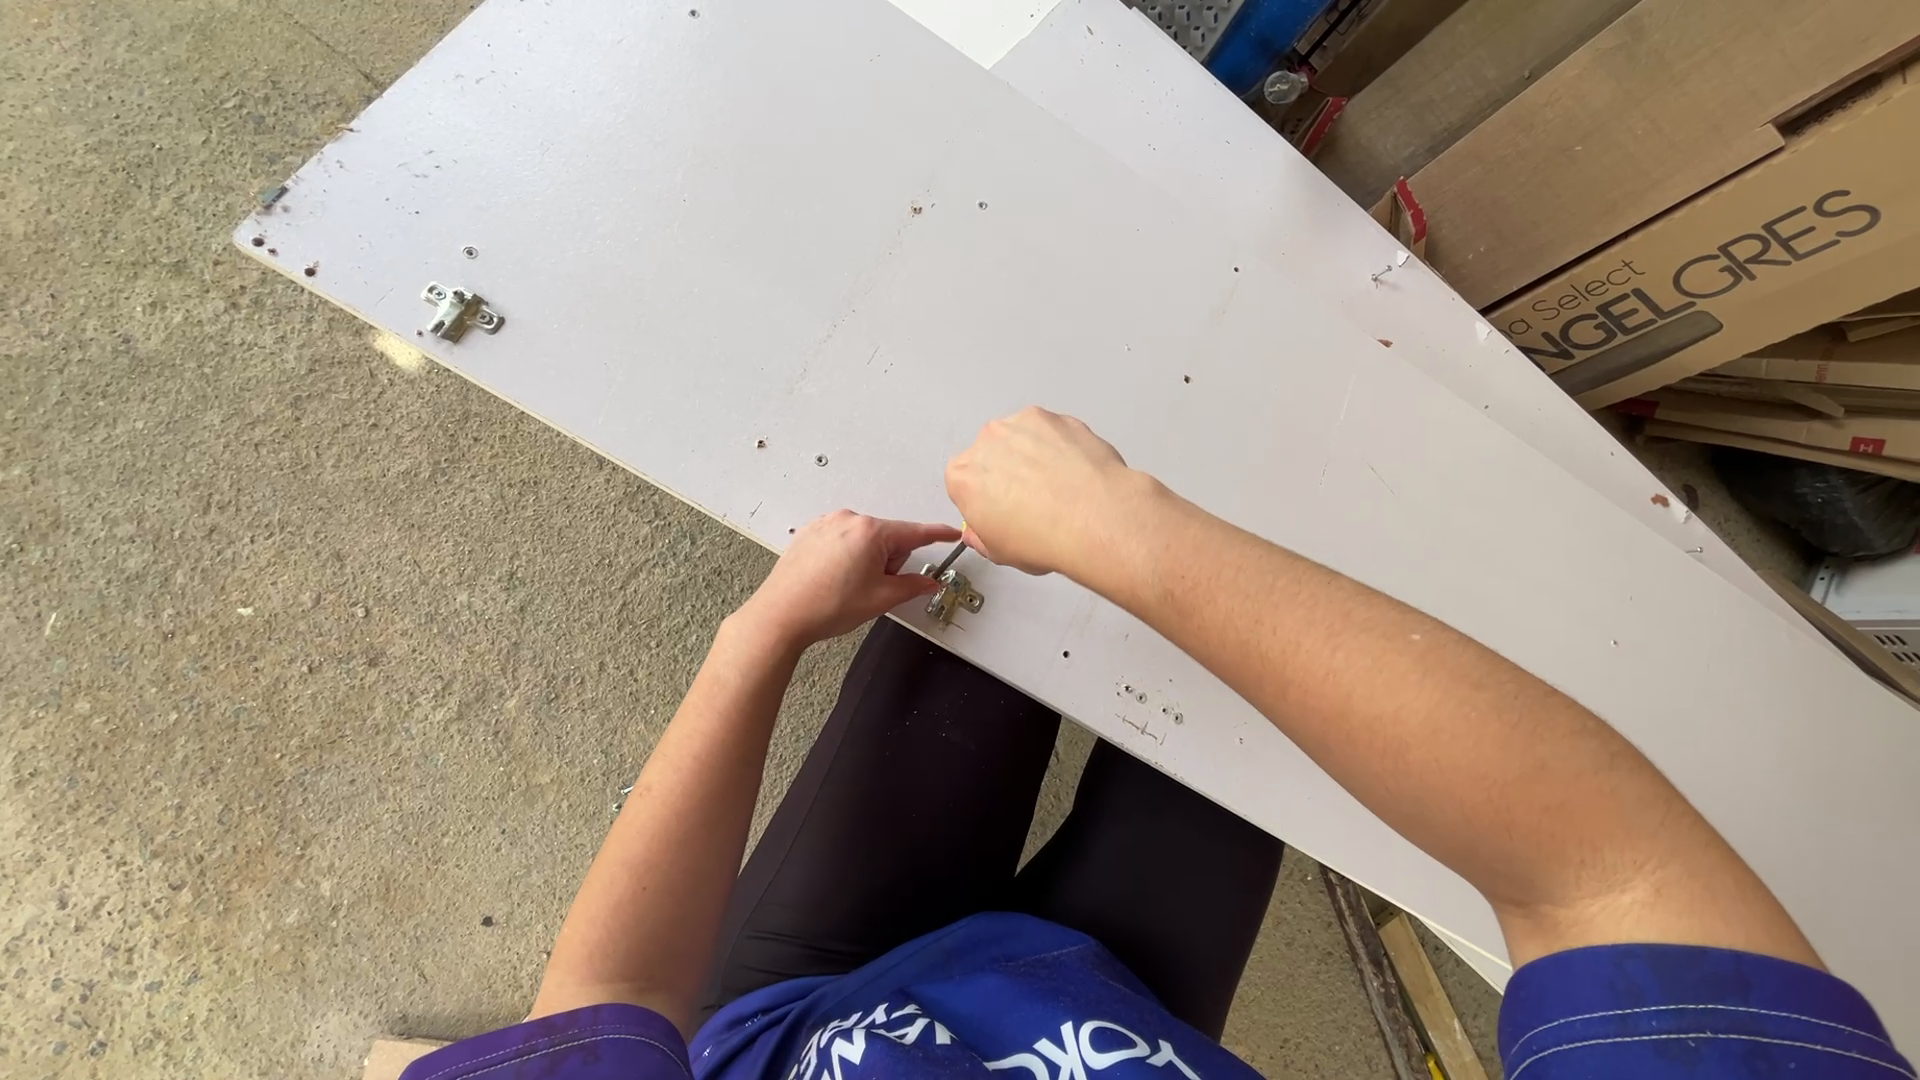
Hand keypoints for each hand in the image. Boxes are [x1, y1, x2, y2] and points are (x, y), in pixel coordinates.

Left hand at [736, 511, 960, 649]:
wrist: (781, 615)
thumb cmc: (822, 605)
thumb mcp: (880, 599)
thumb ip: (912, 586)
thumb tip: (926, 582)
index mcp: (870, 532)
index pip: (915, 532)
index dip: (937, 535)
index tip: (950, 533)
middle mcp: (848, 520)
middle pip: (888, 538)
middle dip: (888, 562)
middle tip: (872, 588)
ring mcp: (827, 524)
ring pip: (864, 541)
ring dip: (866, 561)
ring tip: (847, 587)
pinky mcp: (811, 533)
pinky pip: (842, 541)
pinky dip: (845, 559)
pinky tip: (834, 580)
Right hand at [945, 407, 1140, 576]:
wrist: (1093, 518)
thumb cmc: (1045, 536)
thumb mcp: (998, 553)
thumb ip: (980, 537)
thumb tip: (980, 533)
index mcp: (963, 476)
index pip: (964, 483)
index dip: (984, 499)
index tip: (1000, 511)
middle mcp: (987, 442)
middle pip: (992, 456)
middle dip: (1008, 473)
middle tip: (1032, 501)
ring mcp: (1021, 425)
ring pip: (1022, 439)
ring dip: (1034, 457)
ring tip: (1058, 487)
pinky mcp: (1054, 418)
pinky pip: (1051, 433)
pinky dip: (1060, 447)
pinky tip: (1074, 474)